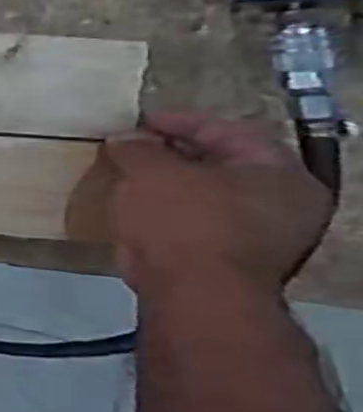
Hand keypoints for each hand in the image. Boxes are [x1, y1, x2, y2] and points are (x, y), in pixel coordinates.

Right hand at [103, 112, 334, 302]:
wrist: (193, 290)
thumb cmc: (183, 220)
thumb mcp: (151, 172)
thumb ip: (137, 148)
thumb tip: (125, 138)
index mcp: (282, 176)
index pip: (232, 132)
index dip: (182, 122)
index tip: (138, 121)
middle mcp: (286, 203)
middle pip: (225, 162)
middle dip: (174, 152)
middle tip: (130, 146)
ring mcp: (265, 233)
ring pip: (211, 192)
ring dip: (169, 180)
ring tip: (127, 173)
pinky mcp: (235, 254)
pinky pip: (200, 218)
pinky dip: (170, 206)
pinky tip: (137, 204)